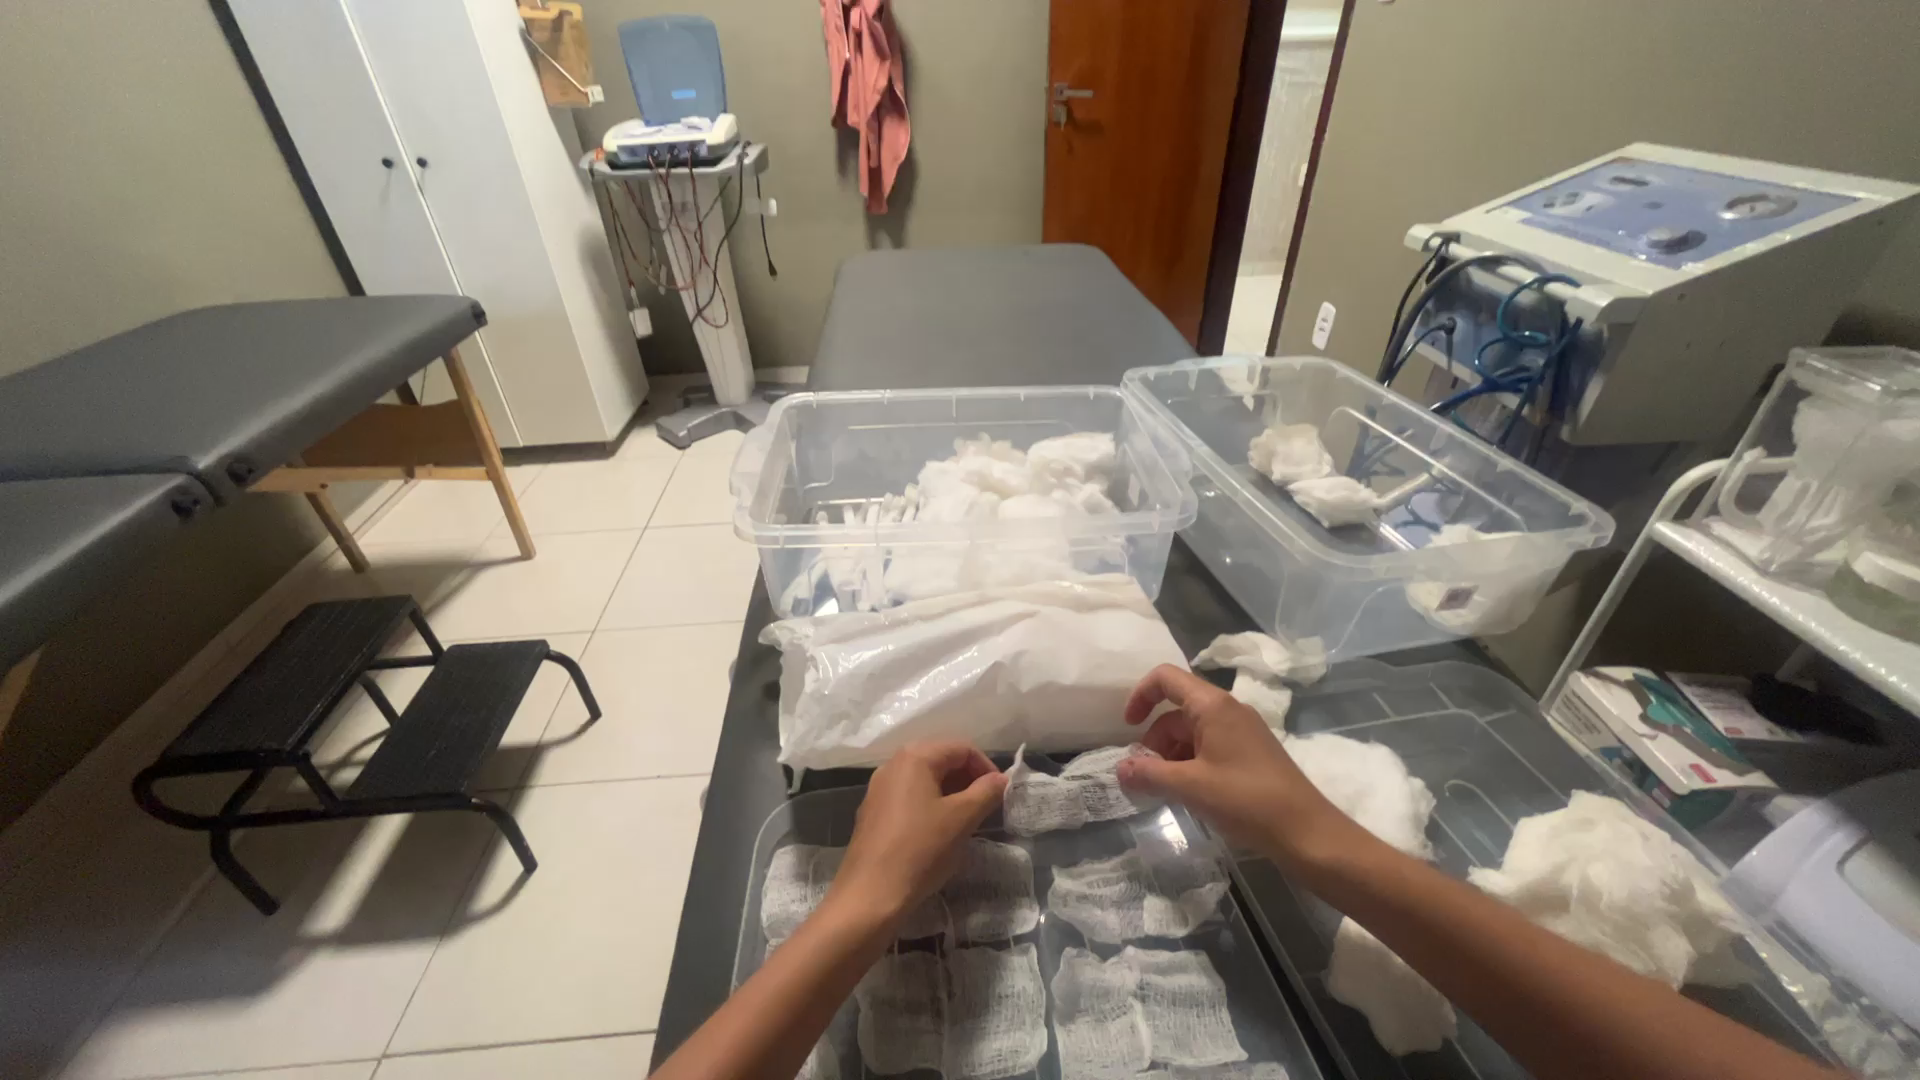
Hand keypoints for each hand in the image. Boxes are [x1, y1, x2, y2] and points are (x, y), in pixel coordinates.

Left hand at [826, 740, 1007, 928]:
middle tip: (986, 807)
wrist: (870, 895)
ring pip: (925, 779)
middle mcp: (893, 764)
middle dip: (968, 779)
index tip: (1000, 794)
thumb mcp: (962, 819)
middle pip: (941, 759)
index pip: (961, 748)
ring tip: (967, 821)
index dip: (986, 767)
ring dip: (951, 793)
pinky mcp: (873, 812)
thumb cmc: (921, 850)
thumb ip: (986, 792)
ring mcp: (879, 788)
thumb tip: (1002, 779)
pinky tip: (939, 832)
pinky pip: (909, 797)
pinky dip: (931, 805)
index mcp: (914, 757)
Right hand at [1116, 664, 1361, 866]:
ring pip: (1192, 731)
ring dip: (1171, 755)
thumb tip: (1119, 770)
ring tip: (1166, 790)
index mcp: (1213, 705)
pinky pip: (1209, 746)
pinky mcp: (1250, 753)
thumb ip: (1149, 774)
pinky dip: (1191, 763)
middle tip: (1147, 777)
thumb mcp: (1190, 787)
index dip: (1140, 696)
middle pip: (1176, 710)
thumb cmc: (1246, 800)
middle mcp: (1228, 710)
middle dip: (1154, 740)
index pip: (1165, 678)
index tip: (1128, 728)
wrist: (1307, 833)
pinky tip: (1190, 793)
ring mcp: (1242, 731)